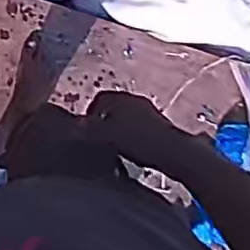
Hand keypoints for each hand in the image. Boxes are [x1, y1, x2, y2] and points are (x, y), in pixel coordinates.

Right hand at [85, 91, 209, 174]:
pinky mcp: (160, 124)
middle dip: (105, 120)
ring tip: (116, 147)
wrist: (174, 151)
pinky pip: (140, 126)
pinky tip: (134, 151)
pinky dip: (133, 135)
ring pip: (128, 117)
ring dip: (121, 128)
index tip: (86, 129)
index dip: (91, 113)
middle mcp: (134, 100)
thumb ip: (91, 130)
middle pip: (114, 107)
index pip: (100, 100)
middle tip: (99, 138)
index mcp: (120, 98)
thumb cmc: (139, 141)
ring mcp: (149, 111)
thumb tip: (74, 127)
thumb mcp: (108, 136)